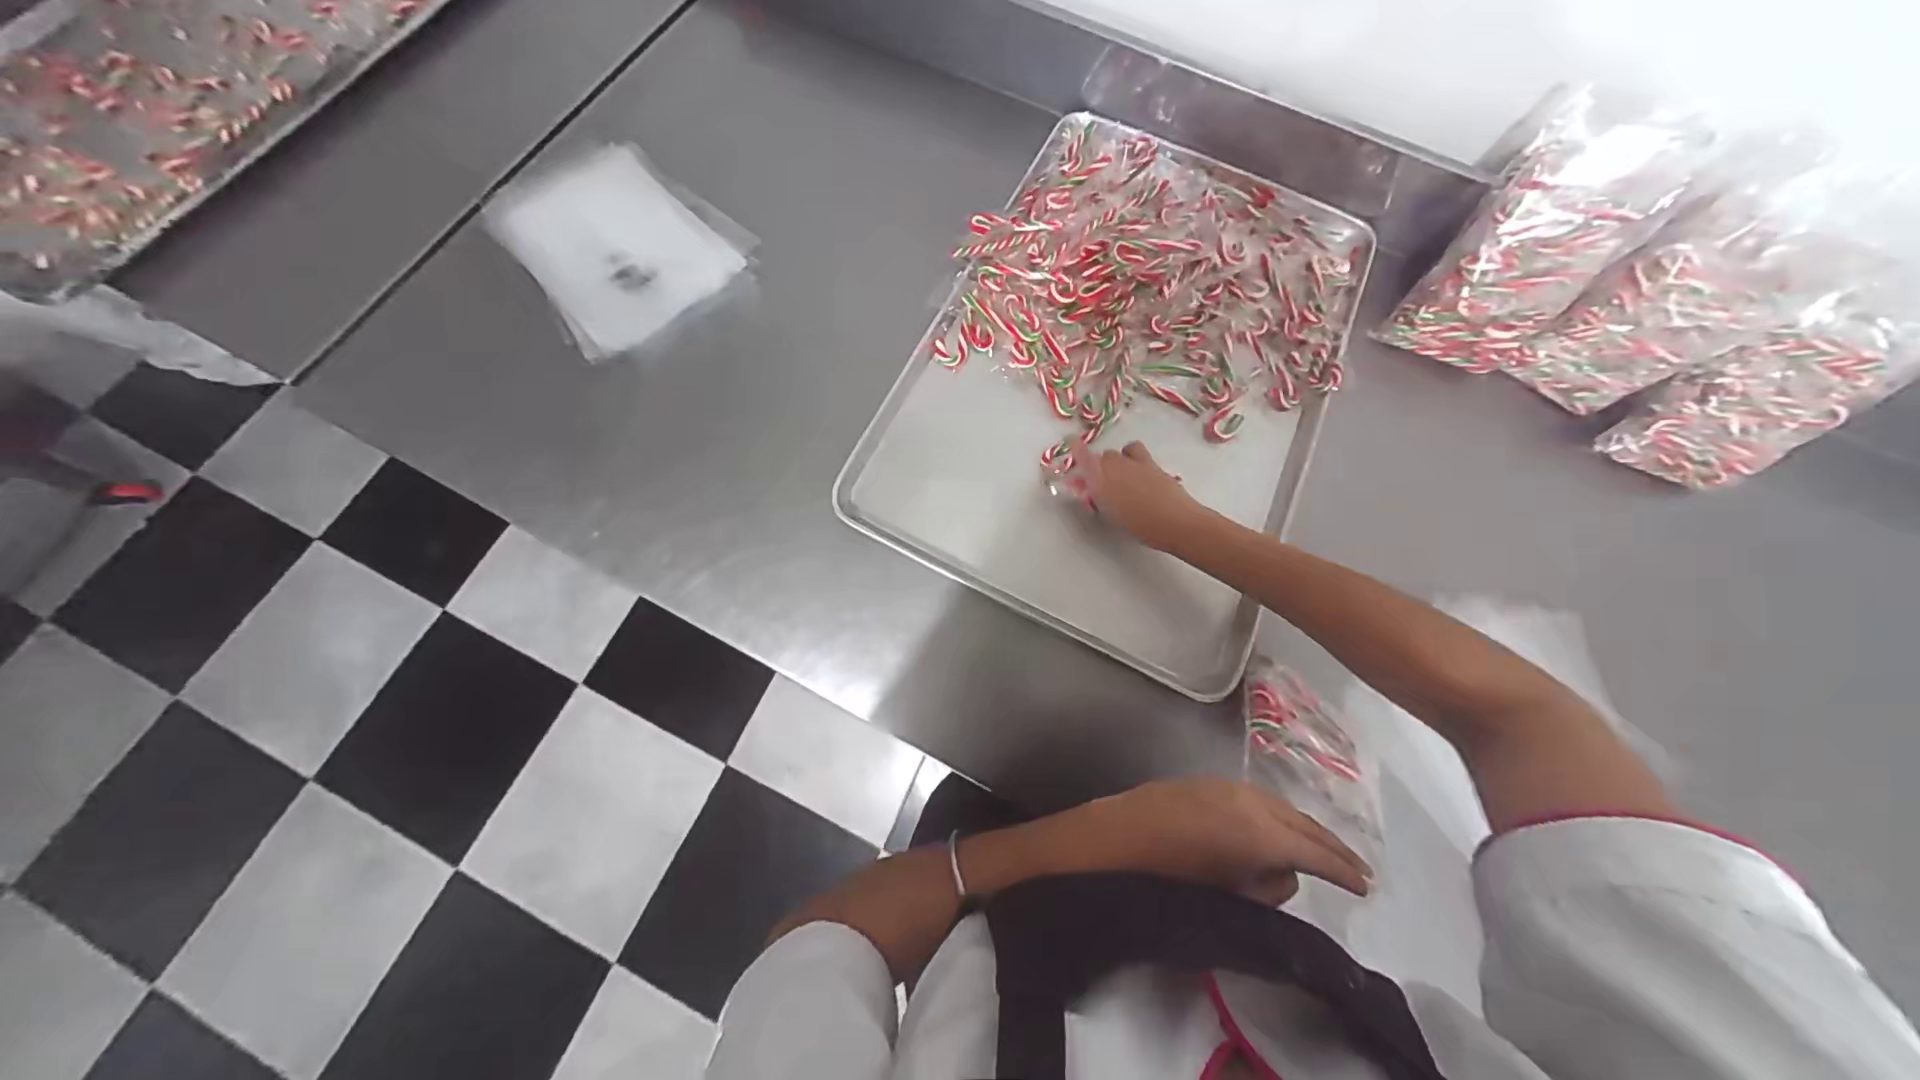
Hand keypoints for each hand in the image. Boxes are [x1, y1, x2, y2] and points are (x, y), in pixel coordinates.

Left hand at [1031, 776, 1372, 904]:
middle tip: (1357, 869)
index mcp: (1261, 832)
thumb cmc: (1167, 878)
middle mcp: (1250, 799)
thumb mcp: (1230, 895)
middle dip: (1331, 847)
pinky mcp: (1205, 781)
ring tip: (1320, 851)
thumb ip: (1269, 885)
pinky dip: (1274, 815)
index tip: (1366, 887)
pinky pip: (1255, 798)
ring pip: (1279, 806)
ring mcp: (1225, 785)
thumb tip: (1283, 873)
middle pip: (1302, 823)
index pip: (1315, 852)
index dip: (1343, 871)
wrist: (1110, 839)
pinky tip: (1274, 829)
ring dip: (1302, 828)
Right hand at [1082, 441, 1208, 551]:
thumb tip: (1090, 489)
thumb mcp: (1111, 515)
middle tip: (1101, 486)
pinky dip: (1131, 456)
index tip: (1070, 442)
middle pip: (1100, 457)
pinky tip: (1137, 470)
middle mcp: (1114, 465)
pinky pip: (1134, 451)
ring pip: (1117, 453)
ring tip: (1121, 477)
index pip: (1081, 454)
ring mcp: (1133, 461)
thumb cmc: (1139, 526)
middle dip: (1097, 467)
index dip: (1074, 447)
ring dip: (1115, 461)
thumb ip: (1098, 499)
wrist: (1174, 521)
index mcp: (1099, 479)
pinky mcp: (1150, 462)